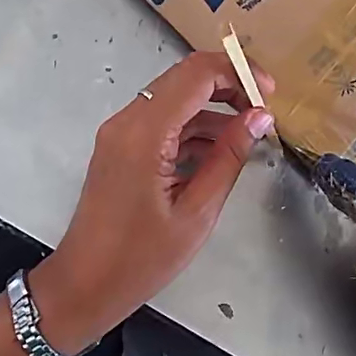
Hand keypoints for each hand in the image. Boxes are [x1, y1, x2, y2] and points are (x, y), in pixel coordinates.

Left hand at [32, 51, 274, 351]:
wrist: (85, 283)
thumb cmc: (142, 257)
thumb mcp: (198, 211)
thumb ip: (230, 157)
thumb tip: (260, 116)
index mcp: (144, 134)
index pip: (195, 74)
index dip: (237, 72)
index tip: (269, 93)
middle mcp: (126, 121)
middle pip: (182, 78)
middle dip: (227, 86)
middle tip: (262, 111)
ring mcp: (119, 132)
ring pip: (172, 98)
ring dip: (211, 109)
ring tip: (247, 136)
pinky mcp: (119, 146)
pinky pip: (159, 121)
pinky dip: (190, 127)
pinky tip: (217, 151)